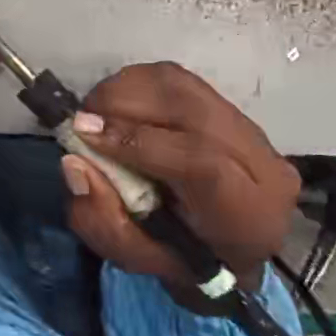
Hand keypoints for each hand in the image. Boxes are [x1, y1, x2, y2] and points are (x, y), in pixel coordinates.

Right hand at [60, 62, 299, 298]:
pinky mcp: (226, 105)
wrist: (220, 246)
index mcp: (247, 217)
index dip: (136, 141)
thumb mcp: (133, 257)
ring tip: (98, 117)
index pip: (201, 163)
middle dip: (121, 107)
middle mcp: (261, 164)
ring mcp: (248, 128)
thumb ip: (101, 219)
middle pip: (189, 110)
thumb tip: (74, 163)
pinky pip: (171, 77)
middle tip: (81, 124)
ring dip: (123, 92)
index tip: (83, 135)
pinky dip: (133, 85)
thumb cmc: (176, 258)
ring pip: (178, 85)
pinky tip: (118, 107)